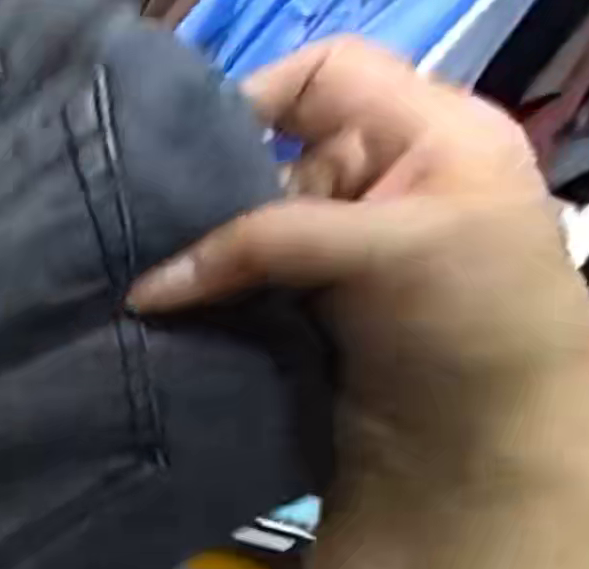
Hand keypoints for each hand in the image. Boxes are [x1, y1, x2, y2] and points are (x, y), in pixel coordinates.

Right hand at [134, 38, 588, 568]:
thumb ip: (272, 238)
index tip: (168, 166)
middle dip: (187, 198)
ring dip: (171, 264)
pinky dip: (171, 309)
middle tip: (119, 238)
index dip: (245, 100)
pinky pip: (205, 301)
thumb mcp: (403, 248)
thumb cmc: (472, 334)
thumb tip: (140, 289)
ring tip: (115, 288)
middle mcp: (354, 197)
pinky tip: (137, 323)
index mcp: (420, 142)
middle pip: (249, 165)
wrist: (460, 469)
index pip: (320, 78)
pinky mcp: (262, 329)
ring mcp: (302, 271)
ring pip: (215, 242)